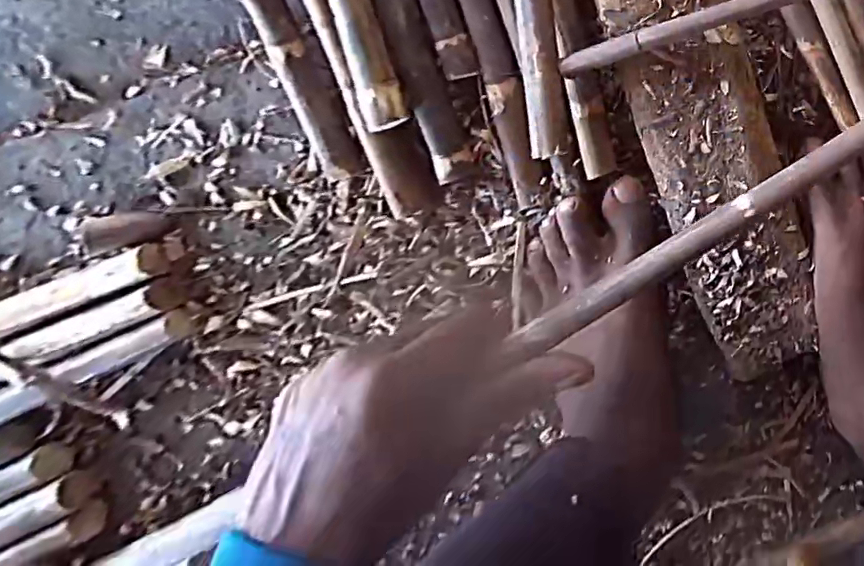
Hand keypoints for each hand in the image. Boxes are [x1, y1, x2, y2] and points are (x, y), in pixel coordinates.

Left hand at [238, 303, 591, 562]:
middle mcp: (357, 361)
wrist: (291, 554)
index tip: (500, 351)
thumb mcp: (453, 452)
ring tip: (408, 416)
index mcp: (399, 378)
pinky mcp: (301, 381)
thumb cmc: (381, 510)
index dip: (491, 335)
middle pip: (431, 330)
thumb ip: (512, 396)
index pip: (468, 321)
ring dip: (412, 368)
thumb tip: (571, 366)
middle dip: (451, 355)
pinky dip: (372, 382)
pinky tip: (370, 422)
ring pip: (395, 346)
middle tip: (455, 395)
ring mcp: (324, 369)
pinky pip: (355, 364)